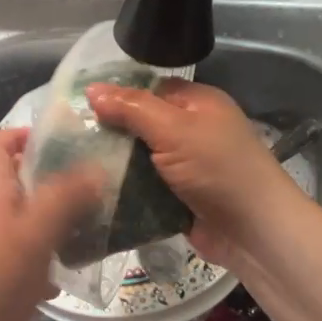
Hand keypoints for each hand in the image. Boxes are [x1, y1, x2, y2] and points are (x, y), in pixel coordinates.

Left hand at [0, 128, 102, 320]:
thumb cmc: (0, 277)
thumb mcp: (37, 231)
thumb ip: (66, 196)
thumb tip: (96, 168)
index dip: (21, 134)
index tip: (59, 139)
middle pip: (13, 176)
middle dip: (48, 171)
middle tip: (86, 176)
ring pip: (24, 210)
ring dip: (54, 208)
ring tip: (89, 212)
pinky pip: (27, 242)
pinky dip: (49, 242)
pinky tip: (74, 255)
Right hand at [86, 79, 302, 264]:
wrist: (253, 231)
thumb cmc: (218, 170)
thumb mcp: (174, 129)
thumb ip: (132, 108)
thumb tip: (91, 89)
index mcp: (198, 103)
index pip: (149, 89)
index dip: (117, 95)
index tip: (78, 104)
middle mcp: (192, 131)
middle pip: (141, 125)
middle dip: (111, 133)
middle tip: (68, 138)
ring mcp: (185, 167)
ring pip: (139, 159)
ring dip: (114, 166)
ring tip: (73, 166)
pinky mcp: (177, 198)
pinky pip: (144, 189)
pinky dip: (125, 191)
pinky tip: (93, 192)